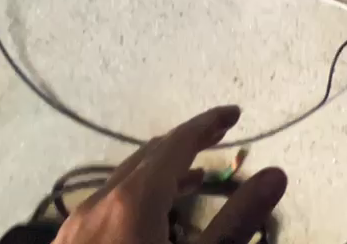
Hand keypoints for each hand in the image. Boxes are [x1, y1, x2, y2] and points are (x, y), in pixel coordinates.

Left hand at [55, 106, 286, 243]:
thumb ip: (237, 221)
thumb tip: (276, 173)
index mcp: (133, 201)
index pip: (177, 143)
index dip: (208, 124)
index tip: (235, 115)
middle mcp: (98, 206)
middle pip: (147, 157)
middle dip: (185, 144)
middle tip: (217, 140)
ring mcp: (71, 234)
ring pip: (122, 184)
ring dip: (161, 174)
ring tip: (192, 180)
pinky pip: (104, 210)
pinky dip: (136, 199)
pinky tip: (149, 225)